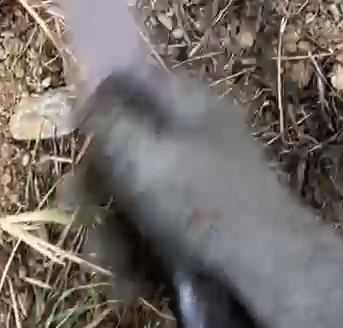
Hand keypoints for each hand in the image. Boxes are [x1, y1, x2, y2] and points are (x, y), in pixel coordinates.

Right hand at [77, 72, 342, 327]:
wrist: (266, 265)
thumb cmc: (195, 196)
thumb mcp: (136, 148)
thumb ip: (104, 115)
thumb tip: (84, 96)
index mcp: (186, 94)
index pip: (131, 76)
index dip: (98, 98)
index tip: (76, 130)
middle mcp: (199, 123)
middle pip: (133, 133)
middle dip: (102, 171)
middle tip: (84, 198)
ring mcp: (210, 168)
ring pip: (144, 179)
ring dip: (117, 212)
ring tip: (108, 246)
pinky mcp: (214, 211)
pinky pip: (164, 212)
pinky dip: (143, 235)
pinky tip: (132, 263)